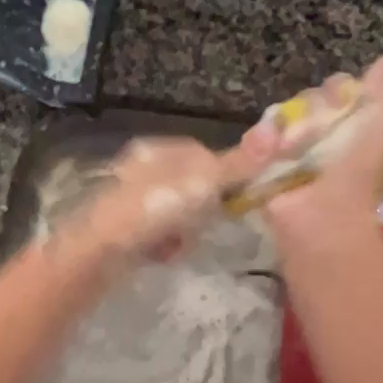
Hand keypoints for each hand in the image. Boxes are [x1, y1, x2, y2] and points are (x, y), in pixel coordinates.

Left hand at [71, 136, 272, 260]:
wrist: (101, 249)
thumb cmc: (155, 207)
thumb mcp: (205, 181)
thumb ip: (241, 162)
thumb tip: (281, 127)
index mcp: (159, 148)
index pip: (204, 155)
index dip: (223, 177)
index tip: (234, 197)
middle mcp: (141, 169)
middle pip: (191, 189)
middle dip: (202, 211)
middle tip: (203, 224)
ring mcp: (129, 201)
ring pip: (177, 216)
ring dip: (184, 233)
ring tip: (177, 244)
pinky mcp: (122, 231)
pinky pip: (157, 237)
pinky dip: (164, 247)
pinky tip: (160, 255)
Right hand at [247, 55, 382, 238]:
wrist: (324, 214)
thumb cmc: (357, 171)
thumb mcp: (380, 126)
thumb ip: (382, 93)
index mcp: (353, 127)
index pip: (338, 89)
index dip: (338, 89)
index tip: (339, 97)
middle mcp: (323, 135)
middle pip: (308, 100)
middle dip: (311, 109)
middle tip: (316, 130)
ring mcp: (293, 150)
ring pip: (282, 115)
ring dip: (289, 126)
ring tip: (292, 146)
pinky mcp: (264, 163)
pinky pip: (258, 136)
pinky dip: (264, 140)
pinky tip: (273, 149)